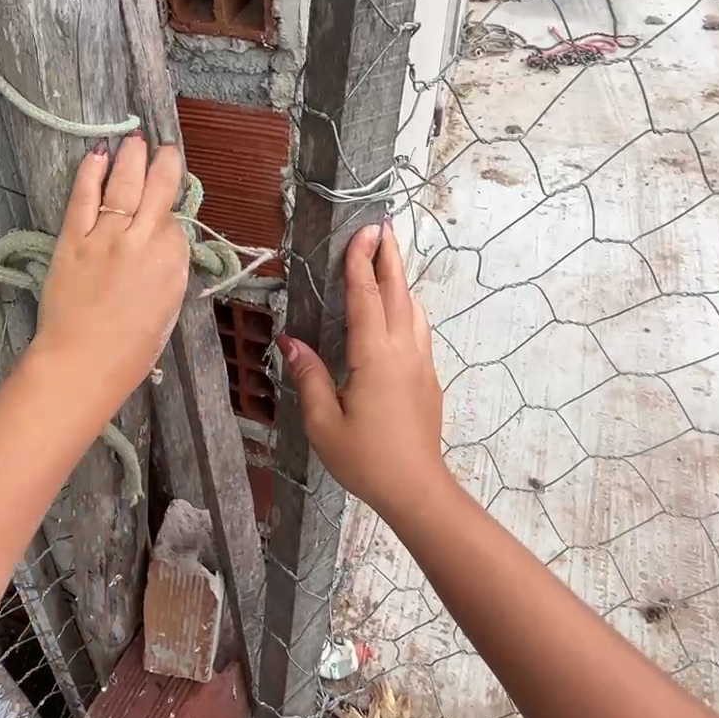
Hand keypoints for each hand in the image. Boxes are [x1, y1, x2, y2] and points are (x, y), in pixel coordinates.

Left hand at [29, 134, 190, 413]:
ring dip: (131, 158)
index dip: (169, 217)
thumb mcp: (167, 309)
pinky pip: (84, 197)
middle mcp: (143, 240)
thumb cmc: (130, 350)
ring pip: (124, 185)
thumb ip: (168, 270)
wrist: (83, 362)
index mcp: (172, 262)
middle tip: (165, 148)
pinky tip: (96, 155)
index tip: (165, 210)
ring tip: (135, 140)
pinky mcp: (73, 239)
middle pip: (158, 190)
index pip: (175, 225)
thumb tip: (163, 245)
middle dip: (164, 164)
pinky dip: (90, 173)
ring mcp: (106, 236)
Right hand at [278, 221, 446, 518]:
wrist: (418, 490)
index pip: (366, 297)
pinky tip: (399, 309)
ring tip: (388, 259)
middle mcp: (403, 351)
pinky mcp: (427, 378)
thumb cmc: (365, 459)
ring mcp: (420, 363)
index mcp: (375, 357)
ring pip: (413, 309)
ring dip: (400, 280)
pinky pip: (418, 329)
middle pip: (397, 293)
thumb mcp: (324, 422)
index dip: (360, 262)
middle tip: (383, 226)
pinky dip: (407, 306)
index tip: (361, 231)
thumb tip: (291, 341)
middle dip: (389, 257)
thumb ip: (310, 376)